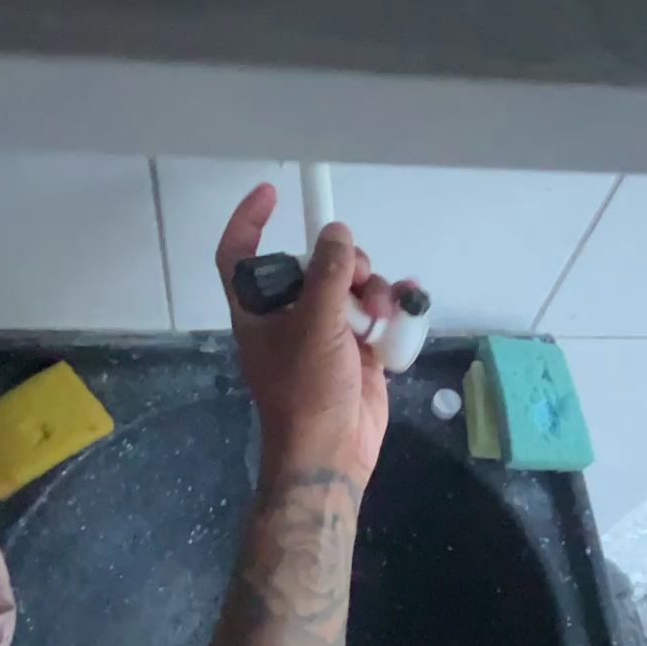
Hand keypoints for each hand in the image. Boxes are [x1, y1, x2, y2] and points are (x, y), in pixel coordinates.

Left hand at [215, 183, 393, 488]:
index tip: (272, 194)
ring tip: (380, 314)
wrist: (332, 451)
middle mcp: (290, 316)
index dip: (249, 221)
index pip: (240, 255)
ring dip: (372, 291)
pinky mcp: (357, 349)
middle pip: (314, 264)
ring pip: (351, 287)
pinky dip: (391, 308)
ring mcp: (326, 332)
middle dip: (343, 263)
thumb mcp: (315, 327)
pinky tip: (406, 306)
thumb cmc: (307, 391)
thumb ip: (328, 275)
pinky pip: (375, 313)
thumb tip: (337, 233)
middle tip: (358, 278)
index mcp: (259, 310)